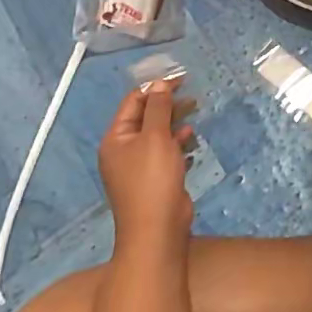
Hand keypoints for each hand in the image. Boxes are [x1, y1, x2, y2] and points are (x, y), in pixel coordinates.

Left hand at [99, 76, 193, 252]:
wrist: (157, 231)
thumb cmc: (152, 179)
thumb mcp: (156, 137)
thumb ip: (158, 109)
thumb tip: (158, 85)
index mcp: (116, 138)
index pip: (133, 102)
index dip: (155, 88)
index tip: (181, 80)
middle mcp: (123, 150)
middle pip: (145, 118)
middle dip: (167, 105)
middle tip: (191, 96)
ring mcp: (138, 167)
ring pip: (157, 135)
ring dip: (174, 123)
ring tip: (195, 112)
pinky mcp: (154, 180)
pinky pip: (165, 153)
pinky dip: (177, 143)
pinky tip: (190, 140)